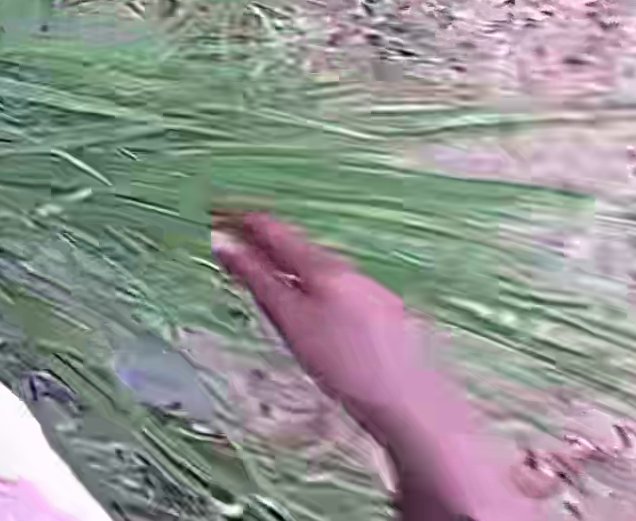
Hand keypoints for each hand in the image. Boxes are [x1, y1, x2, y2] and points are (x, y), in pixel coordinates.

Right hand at [213, 212, 530, 520]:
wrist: (423, 420)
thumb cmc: (344, 365)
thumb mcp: (287, 317)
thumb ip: (252, 275)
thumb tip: (221, 241)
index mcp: (323, 266)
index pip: (270, 226)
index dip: (238, 218)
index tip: (212, 215)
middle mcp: (351, 272)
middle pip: (296, 244)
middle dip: (260, 241)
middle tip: (230, 247)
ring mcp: (376, 295)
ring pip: (317, 266)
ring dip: (284, 262)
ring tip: (261, 275)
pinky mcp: (391, 319)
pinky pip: (337, 286)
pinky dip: (309, 283)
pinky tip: (307, 305)